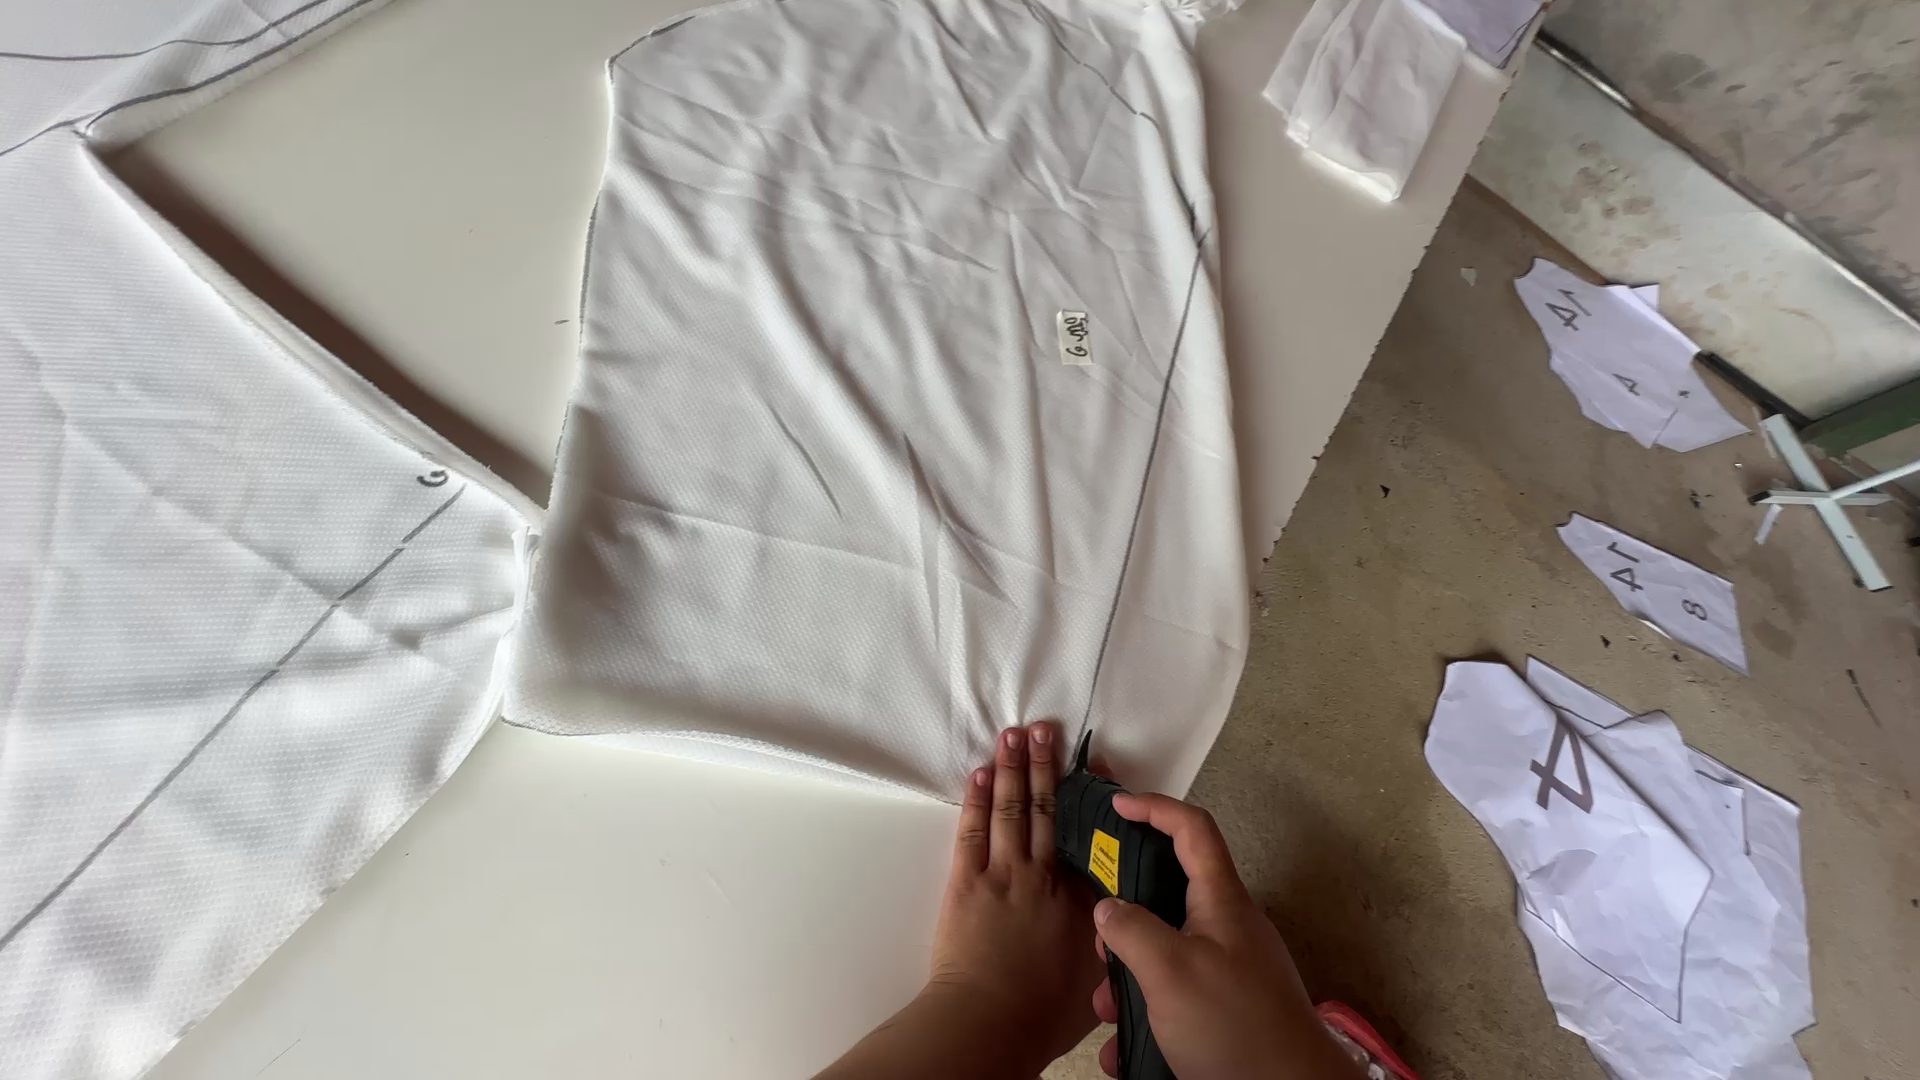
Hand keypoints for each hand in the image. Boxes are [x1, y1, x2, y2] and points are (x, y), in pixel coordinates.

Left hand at [928, 722, 1103, 1067]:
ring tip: (1013, 734)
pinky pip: (972, 829)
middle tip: (1044, 729)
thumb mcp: (1096, 975)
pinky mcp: (966, 879)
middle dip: (1044, 764)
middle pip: (1046, 808)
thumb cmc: (1044, 1012)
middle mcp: (1042, 873)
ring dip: (1011, 768)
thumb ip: (1108, 936)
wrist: (989, 1022)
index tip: (1091, 762)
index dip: (1090, 794)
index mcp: (1078, 896)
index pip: (1089, 833)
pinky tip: (979, 773)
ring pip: (1009, 808)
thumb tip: (1116, 914)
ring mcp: (1003, 872)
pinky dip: (976, 799)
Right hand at [1090, 793, 1359, 1079]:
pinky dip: (1147, 1013)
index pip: (1192, 828)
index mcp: (1221, 901)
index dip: (1155, 807)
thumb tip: (1107, 909)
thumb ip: (1130, 929)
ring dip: (1129, 975)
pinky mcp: (1228, 1010)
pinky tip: (1124, 1047)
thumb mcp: (1169, 971)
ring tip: (1106, 1008)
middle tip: (1099, 942)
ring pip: (1165, 951)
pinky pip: (1177, 995)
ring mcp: (1230, 970)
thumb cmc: (1234, 1027)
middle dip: (1125, 916)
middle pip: (1168, 893)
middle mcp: (1227, 927)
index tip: (1117, 806)